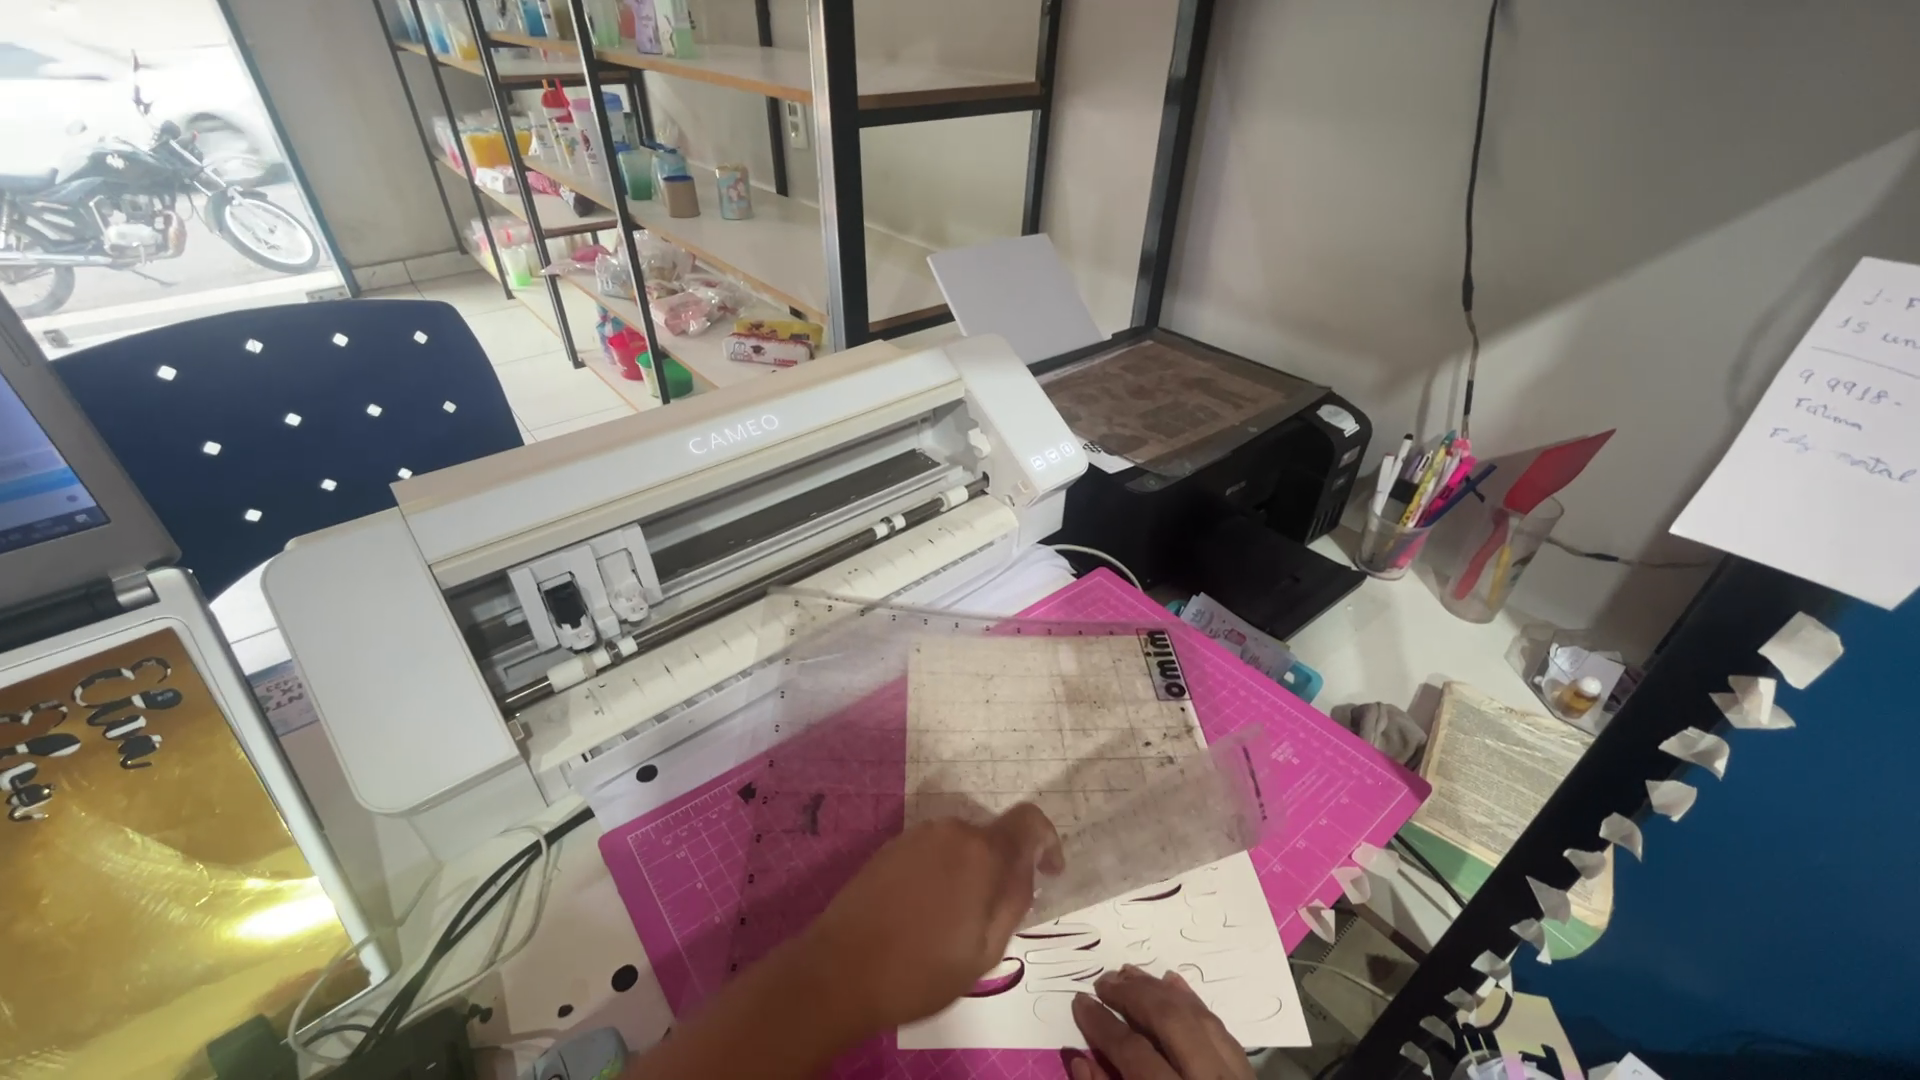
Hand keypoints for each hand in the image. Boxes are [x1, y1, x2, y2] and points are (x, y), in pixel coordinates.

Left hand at [796, 803, 1063, 1030]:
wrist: (838, 971)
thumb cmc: (920, 970)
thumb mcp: (985, 950)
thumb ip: (1015, 901)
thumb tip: (1027, 870)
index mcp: (981, 852)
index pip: (1030, 821)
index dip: (1047, 842)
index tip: (1049, 872)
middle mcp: (951, 830)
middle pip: (993, 837)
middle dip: (1003, 869)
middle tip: (993, 918)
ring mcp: (916, 835)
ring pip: (962, 846)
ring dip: (970, 873)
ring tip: (955, 923)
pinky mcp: (890, 847)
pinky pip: (933, 852)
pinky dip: (942, 874)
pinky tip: (925, 914)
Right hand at [1069, 966, 1254, 1079]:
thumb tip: (1080, 1059)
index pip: (1134, 1054)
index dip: (1102, 1025)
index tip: (1079, 1002)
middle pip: (1170, 1024)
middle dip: (1132, 996)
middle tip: (1102, 982)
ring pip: (1198, 1019)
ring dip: (1160, 991)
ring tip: (1128, 974)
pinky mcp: (1251, 1079)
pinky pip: (1222, 1030)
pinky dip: (1195, 1003)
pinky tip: (1173, 983)